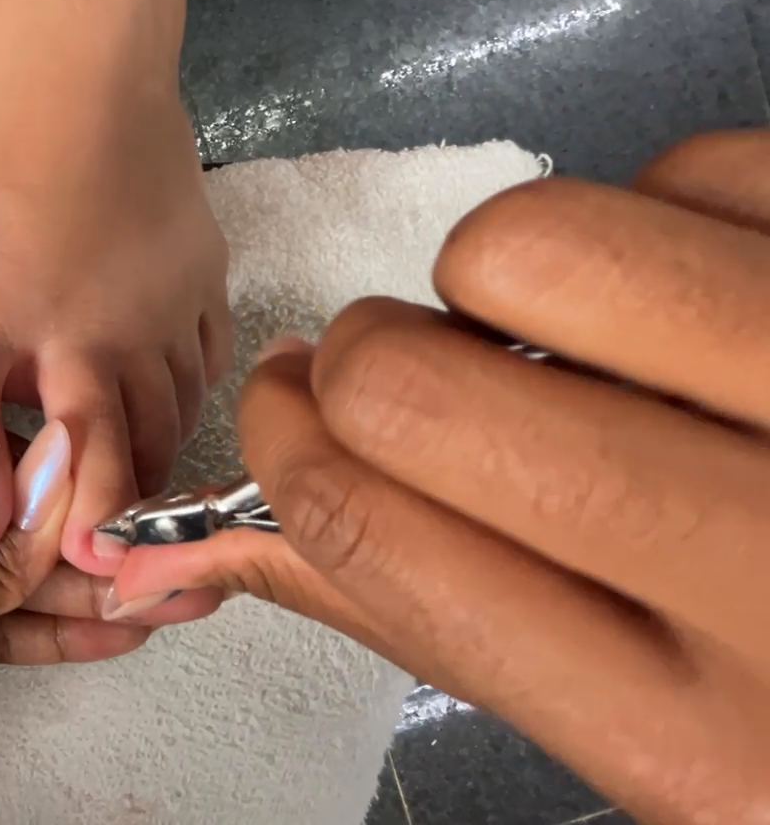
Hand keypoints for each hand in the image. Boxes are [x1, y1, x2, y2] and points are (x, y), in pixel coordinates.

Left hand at [0, 0, 230, 578]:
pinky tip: (132, 368)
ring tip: (99, 469)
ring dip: (141, 437)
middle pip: (151, 445)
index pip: (107, 486)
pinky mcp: (180, 227)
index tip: (63, 577)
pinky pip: (189, 329)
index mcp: (94, 356)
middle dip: (119, 499)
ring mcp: (179, 273)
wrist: (47, 20)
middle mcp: (155, 328)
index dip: (87, 539)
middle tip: (77, 535)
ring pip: (174, 389)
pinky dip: (163, 370)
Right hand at [109, 130, 769, 822]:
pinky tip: (744, 294)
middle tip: (426, 370)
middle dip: (371, 356)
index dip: (280, 437)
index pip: (357, 520)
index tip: (286, 398)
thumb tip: (189, 546)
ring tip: (599, 334)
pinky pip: (701, 167)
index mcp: (699, 733)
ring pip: (526, 246)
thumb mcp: (641, 731)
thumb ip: (400, 607)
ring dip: (511, 278)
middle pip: (406, 383)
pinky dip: (680, 212)